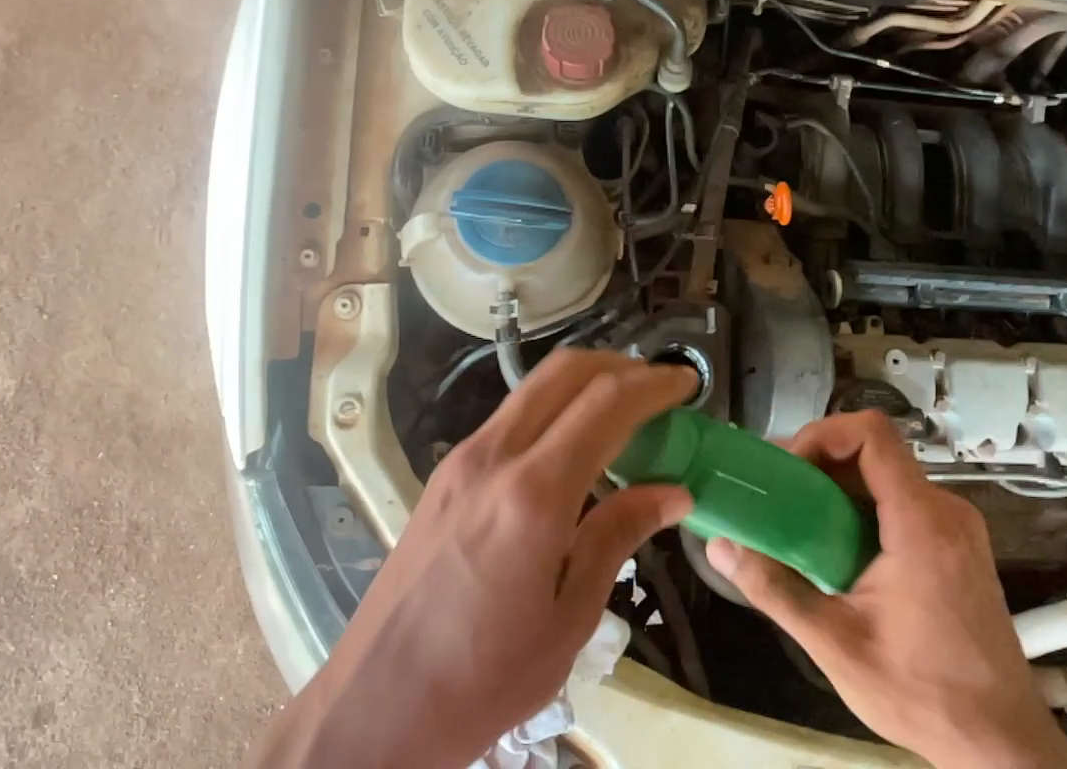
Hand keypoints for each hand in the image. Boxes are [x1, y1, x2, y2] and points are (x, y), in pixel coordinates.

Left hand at [252, 349, 697, 768]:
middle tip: (659, 389)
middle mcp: (493, 457)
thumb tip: (672, 491)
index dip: (654, 384)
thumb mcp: (570, 617)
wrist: (378, 702)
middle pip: (563, 373)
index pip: (606, 404)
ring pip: (532, 389)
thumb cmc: (484, 677)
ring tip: (626, 415)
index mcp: (533, 494)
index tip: (688, 384)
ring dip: (584, 385)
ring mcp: (461, 460)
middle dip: (619, 365)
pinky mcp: (444, 475)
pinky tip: (575, 449)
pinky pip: (509, 419)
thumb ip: (618, 536)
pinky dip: (552, 411)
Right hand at [705, 411, 1066, 768]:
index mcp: (921, 521)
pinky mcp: (958, 548)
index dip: (821, 433)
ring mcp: (958, 528)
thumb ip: (774, 588)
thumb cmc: (921, 693)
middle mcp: (946, 511)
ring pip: (888, 477)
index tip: (785, 468)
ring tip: (794, 521)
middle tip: (774, 494)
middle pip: (875, 452)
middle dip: (818, 463)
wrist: (1000, 742)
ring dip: (837, 488)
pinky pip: (903, 504)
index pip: (871, 434)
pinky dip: (862, 510)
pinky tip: (833, 550)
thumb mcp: (835, 643)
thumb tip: (720, 546)